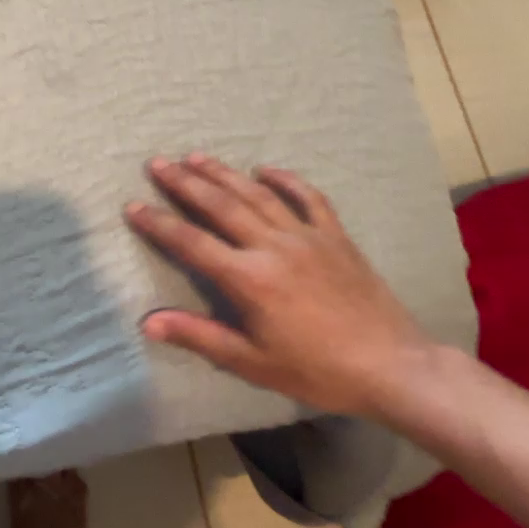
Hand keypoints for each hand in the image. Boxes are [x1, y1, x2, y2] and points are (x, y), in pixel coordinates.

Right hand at [124, 154, 437, 417]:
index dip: (158, 223)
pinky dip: (286, 180)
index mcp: (249, 278)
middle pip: (219, 205)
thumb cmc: (318, 370)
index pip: (191, 242)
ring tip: (195, 156)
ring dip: (223, 173)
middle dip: (184, 182)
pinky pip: (308, 198)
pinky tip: (266, 169)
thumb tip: (148, 323)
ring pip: (256, 194)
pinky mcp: (335, 237)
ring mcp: (306, 237)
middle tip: (157, 163)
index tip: (133, 206)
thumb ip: (199, 336)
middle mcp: (272, 247)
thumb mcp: (253, 362)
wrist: (395, 369)